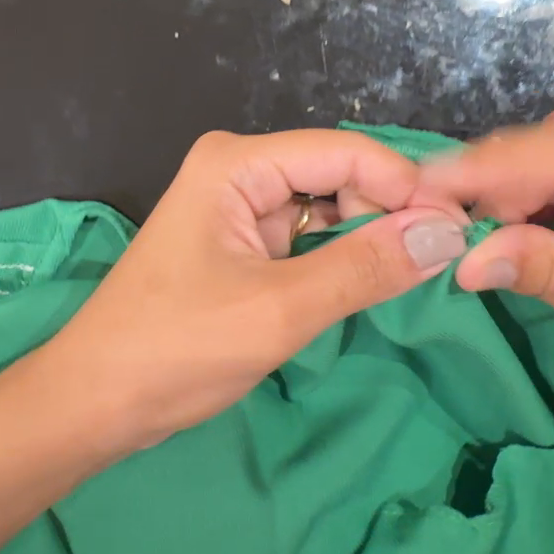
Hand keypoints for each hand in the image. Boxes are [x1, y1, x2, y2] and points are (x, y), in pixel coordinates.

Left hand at [35, 129, 469, 452]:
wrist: (96, 400)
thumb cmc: (177, 348)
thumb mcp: (279, 310)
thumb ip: (364, 268)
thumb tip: (445, 232)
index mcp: (235, 163)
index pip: (341, 152)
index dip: (403, 183)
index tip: (457, 226)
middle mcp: (236, 169)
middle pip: (334, 173)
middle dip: (388, 208)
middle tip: (443, 255)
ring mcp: (236, 204)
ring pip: (325, 205)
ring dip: (368, 233)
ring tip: (419, 267)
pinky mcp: (239, 239)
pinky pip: (306, 234)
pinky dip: (340, 253)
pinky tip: (374, 275)